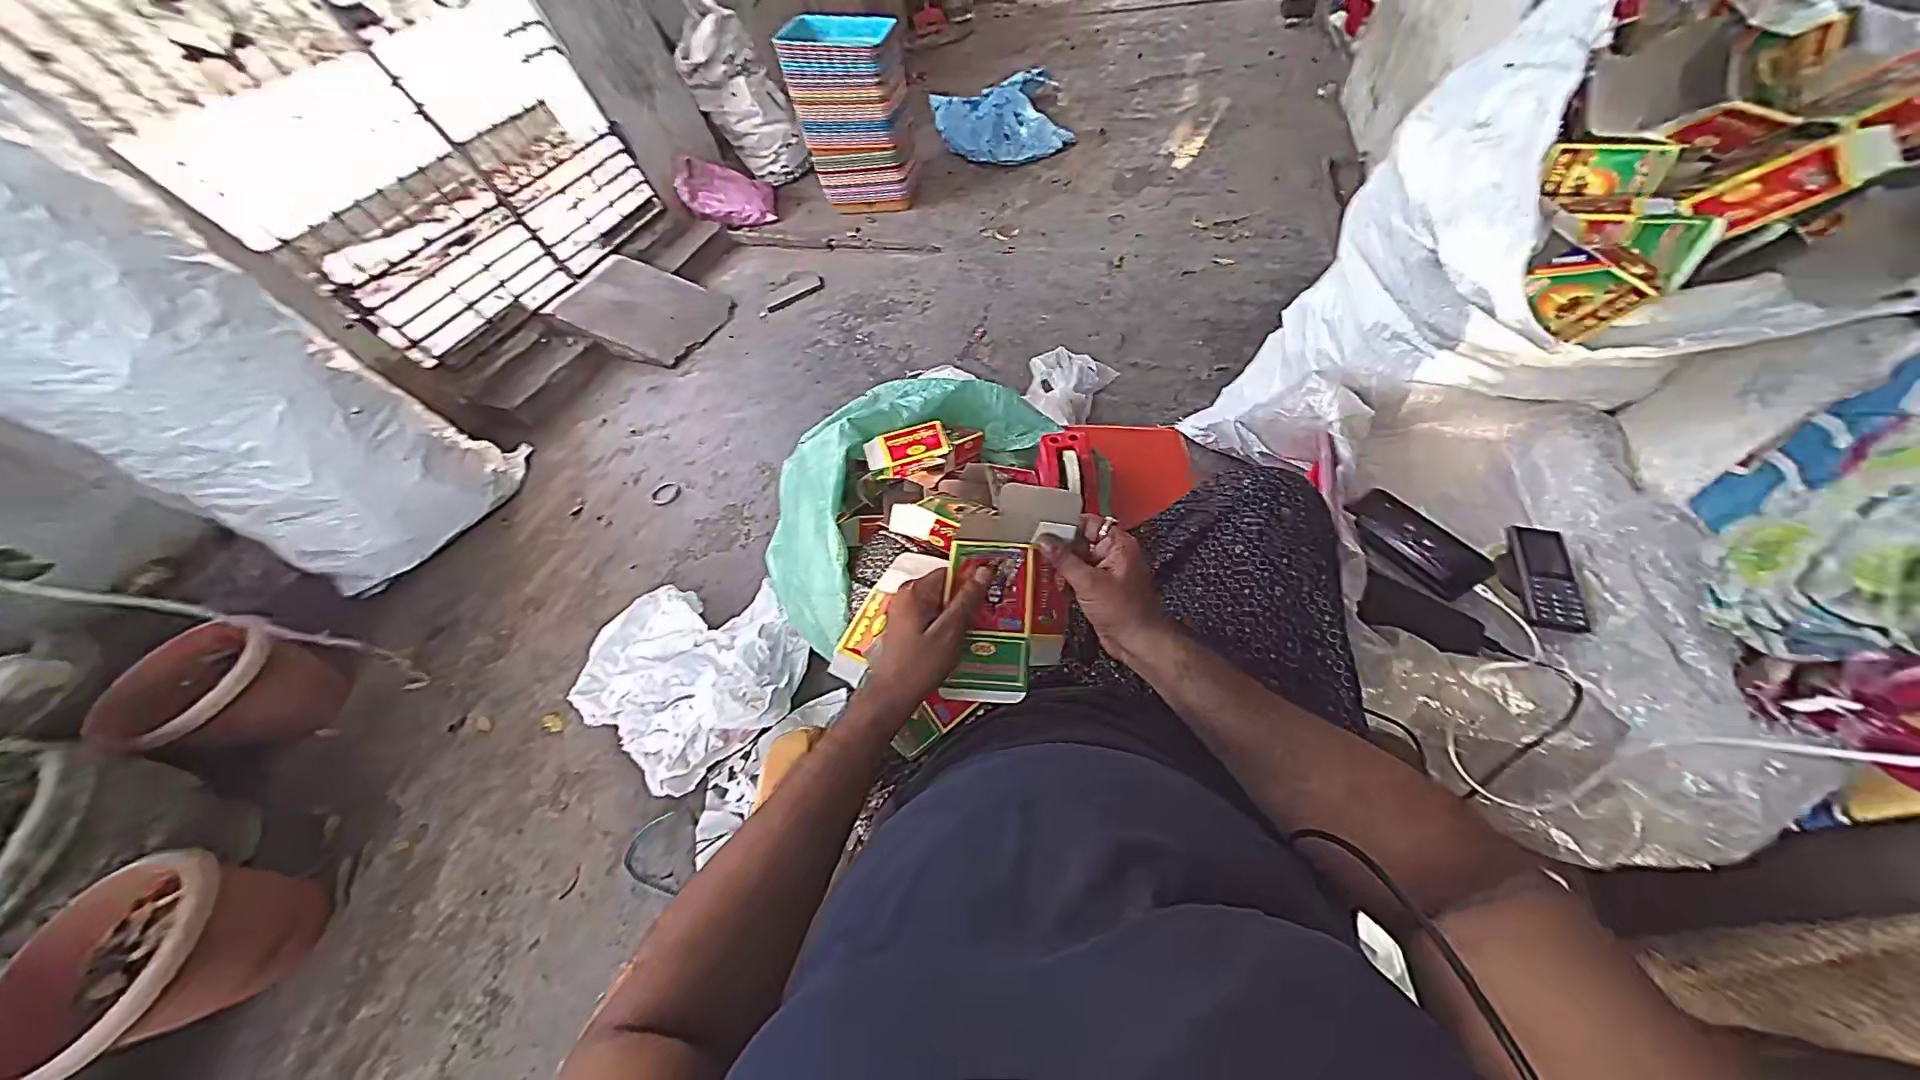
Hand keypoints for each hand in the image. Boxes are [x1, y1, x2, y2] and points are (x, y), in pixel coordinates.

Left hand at [856, 567, 989, 715]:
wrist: (892, 695)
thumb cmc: (920, 665)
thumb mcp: (951, 631)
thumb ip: (967, 599)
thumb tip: (982, 572)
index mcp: (915, 591)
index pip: (950, 572)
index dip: (971, 582)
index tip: (987, 595)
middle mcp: (906, 596)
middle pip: (945, 587)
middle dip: (965, 601)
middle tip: (981, 618)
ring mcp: (903, 611)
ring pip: (939, 604)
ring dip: (956, 615)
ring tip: (969, 632)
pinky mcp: (905, 626)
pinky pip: (931, 616)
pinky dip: (945, 625)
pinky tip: (953, 641)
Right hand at [1036, 515, 1170, 662]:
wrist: (1136, 641)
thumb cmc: (1126, 612)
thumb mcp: (1089, 582)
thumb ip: (1064, 560)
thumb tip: (1046, 541)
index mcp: (1118, 545)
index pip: (1090, 523)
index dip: (1069, 524)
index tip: (1047, 528)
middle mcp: (1112, 556)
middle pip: (1081, 541)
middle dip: (1061, 547)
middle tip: (1040, 548)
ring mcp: (1104, 573)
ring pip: (1076, 560)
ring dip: (1061, 565)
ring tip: (1043, 565)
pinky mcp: (1097, 589)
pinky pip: (1077, 576)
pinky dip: (1065, 579)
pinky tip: (1053, 583)